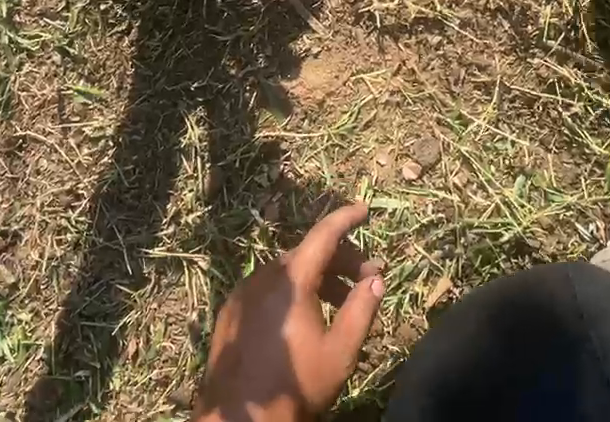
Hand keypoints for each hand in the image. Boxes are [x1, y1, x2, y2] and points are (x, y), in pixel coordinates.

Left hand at [195, 203, 385, 421]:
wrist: (240, 420)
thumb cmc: (297, 385)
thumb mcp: (340, 351)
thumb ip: (361, 309)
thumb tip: (376, 278)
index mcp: (292, 277)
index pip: (324, 234)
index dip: (347, 218)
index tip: (365, 209)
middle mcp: (265, 274)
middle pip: (309, 253)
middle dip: (342, 260)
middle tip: (368, 277)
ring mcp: (244, 291)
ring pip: (289, 270)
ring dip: (319, 277)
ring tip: (341, 301)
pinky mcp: (233, 309)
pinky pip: (269, 287)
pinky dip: (293, 290)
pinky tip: (307, 316)